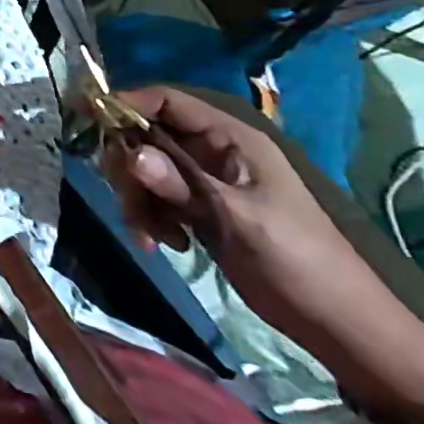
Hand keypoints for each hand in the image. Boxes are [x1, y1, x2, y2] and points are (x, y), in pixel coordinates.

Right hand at [102, 87, 423, 416]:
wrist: (336, 322)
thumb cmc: (298, 260)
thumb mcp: (238, 219)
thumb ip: (183, 184)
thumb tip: (131, 155)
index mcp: (230, 139)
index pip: (168, 101)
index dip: (127, 102)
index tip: (87, 114)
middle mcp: (212, 151)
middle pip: (147, 136)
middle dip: (129, 166)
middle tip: (129, 200)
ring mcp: (204, 180)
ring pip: (146, 169)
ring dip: (138, 198)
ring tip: (152, 235)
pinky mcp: (198, 208)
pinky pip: (155, 197)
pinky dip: (149, 217)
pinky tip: (163, 243)